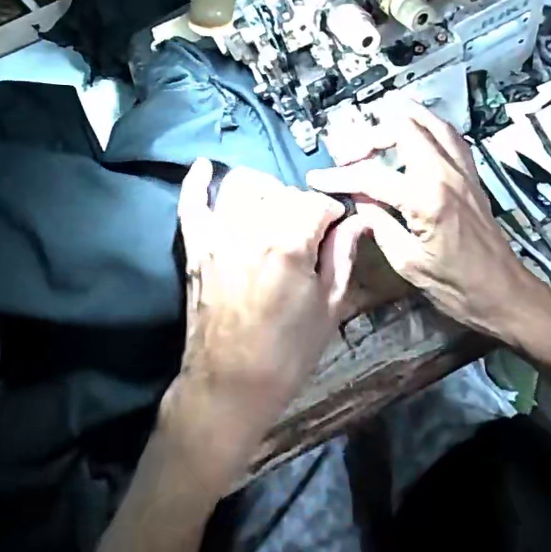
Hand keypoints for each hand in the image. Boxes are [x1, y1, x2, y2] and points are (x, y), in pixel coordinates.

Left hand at [163, 158, 356, 491]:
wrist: (230, 384)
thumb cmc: (288, 352)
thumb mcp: (329, 308)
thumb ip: (342, 256)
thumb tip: (358, 221)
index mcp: (289, 243)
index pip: (316, 202)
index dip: (331, 213)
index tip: (334, 229)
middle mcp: (251, 228)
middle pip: (282, 192)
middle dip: (300, 205)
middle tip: (306, 232)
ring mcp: (218, 234)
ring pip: (242, 185)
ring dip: (263, 191)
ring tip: (273, 211)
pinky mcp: (195, 245)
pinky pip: (192, 202)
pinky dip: (197, 182)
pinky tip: (206, 167)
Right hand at [308, 99, 547, 339]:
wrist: (506, 295)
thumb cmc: (457, 288)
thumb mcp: (408, 263)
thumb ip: (379, 224)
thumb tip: (360, 200)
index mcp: (426, 199)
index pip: (371, 175)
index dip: (339, 176)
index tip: (317, 178)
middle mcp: (445, 174)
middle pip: (402, 130)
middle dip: (369, 137)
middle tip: (349, 155)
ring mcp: (462, 171)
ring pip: (430, 123)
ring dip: (400, 121)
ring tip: (377, 129)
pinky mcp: (472, 175)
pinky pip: (450, 136)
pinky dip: (428, 127)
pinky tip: (415, 134)